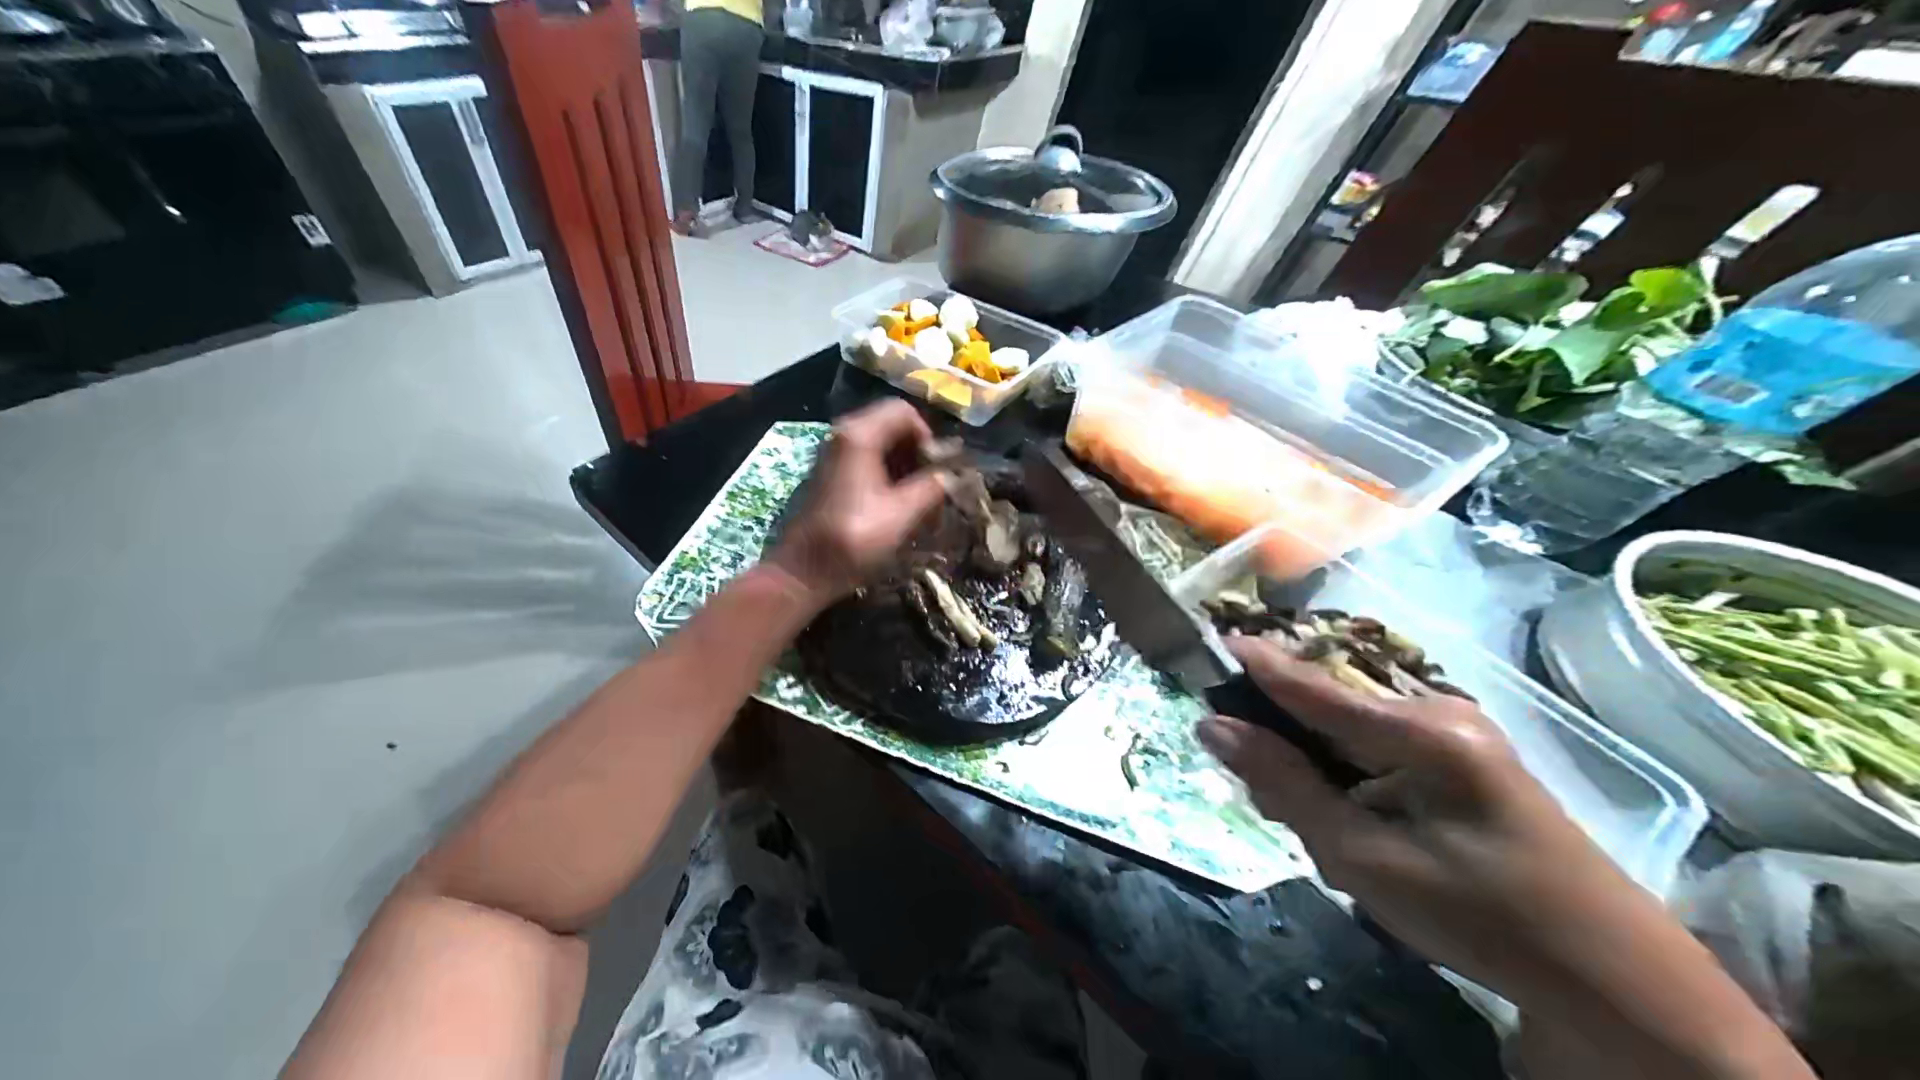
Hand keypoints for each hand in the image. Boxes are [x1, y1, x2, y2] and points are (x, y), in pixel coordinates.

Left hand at [765, 400, 947, 605]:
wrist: (803, 572)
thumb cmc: (853, 541)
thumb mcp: (902, 515)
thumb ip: (932, 487)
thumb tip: (953, 475)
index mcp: (860, 436)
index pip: (905, 412)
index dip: (928, 437)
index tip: (937, 470)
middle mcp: (844, 434)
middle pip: (893, 425)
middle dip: (918, 451)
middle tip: (932, 484)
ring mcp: (835, 453)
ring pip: (882, 443)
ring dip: (905, 464)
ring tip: (920, 497)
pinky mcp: (832, 473)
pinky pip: (868, 458)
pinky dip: (888, 473)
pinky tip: (898, 503)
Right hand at [1197, 636, 1660, 1010]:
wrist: (1613, 980)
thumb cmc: (1478, 915)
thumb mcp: (1361, 857)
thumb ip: (1283, 784)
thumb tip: (1212, 726)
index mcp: (1421, 731)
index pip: (1310, 683)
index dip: (1253, 663)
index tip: (1205, 643)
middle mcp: (1438, 712)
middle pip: (1326, 702)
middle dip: (1280, 733)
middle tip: (1256, 788)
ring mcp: (1456, 731)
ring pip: (1348, 726)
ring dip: (1312, 760)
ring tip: (1301, 817)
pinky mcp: (1462, 754)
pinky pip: (1377, 744)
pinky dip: (1344, 772)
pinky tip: (1344, 817)